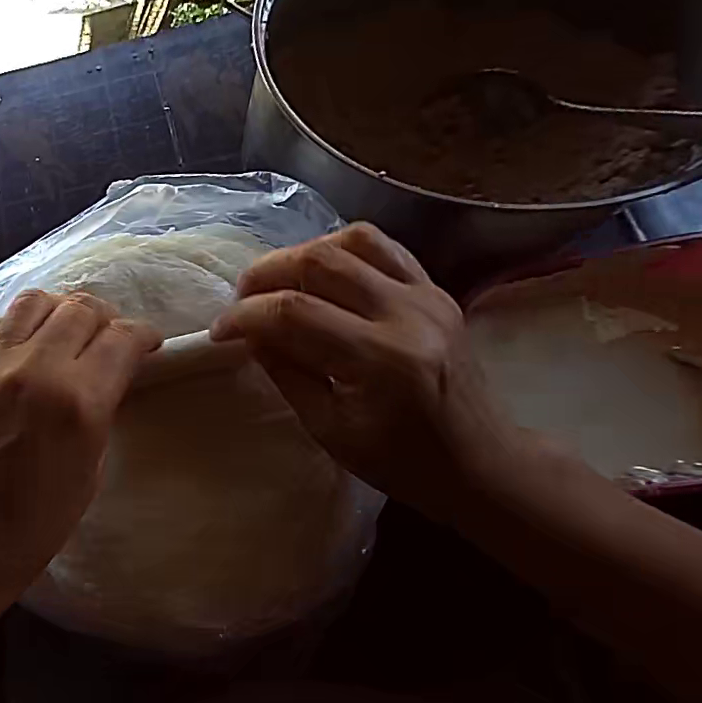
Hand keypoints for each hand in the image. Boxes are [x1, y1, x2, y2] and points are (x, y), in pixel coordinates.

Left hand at [0, 290, 158, 627]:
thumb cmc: (36, 525)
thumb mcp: (91, 469)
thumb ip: (101, 410)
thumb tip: (109, 376)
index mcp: (76, 401)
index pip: (122, 338)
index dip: (143, 336)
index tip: (148, 346)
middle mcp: (34, 368)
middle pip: (81, 308)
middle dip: (108, 320)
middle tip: (113, 341)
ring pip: (36, 301)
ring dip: (63, 310)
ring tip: (72, 334)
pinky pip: (0, 323)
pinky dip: (24, 323)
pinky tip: (32, 345)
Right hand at [208, 223, 526, 518]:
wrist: (481, 461)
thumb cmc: (399, 460)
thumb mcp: (326, 427)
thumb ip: (285, 371)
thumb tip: (249, 333)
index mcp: (380, 360)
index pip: (293, 313)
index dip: (245, 316)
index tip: (220, 332)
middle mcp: (408, 315)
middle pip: (319, 261)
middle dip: (264, 274)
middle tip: (241, 301)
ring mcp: (427, 295)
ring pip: (351, 241)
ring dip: (299, 255)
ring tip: (277, 283)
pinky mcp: (435, 289)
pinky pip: (381, 247)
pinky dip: (338, 251)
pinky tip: (317, 276)